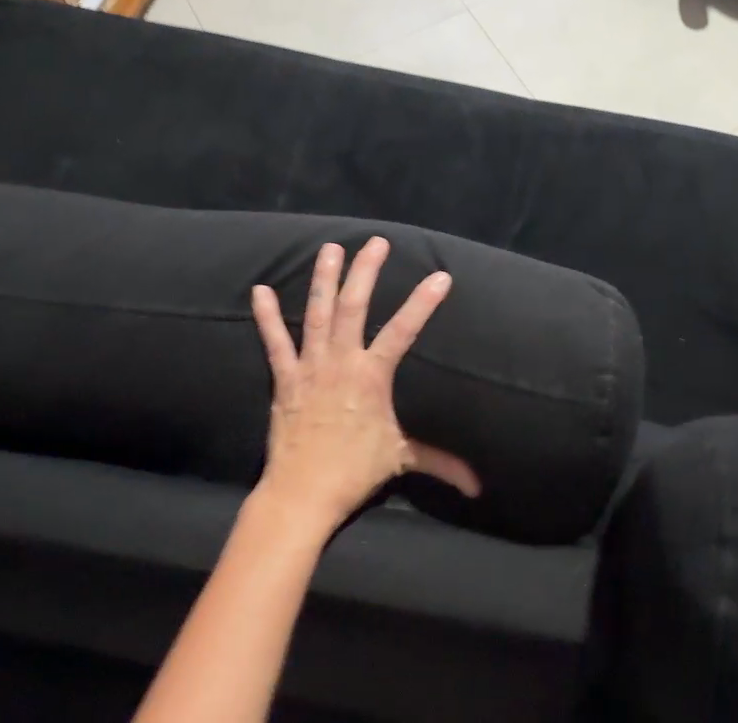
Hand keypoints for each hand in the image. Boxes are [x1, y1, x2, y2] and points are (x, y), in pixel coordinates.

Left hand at [250, 237, 480, 532]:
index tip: (440, 276)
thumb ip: (441, 463)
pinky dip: (266, 316)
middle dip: (366, 271)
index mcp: (372, 376)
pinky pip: (274, 341)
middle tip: (376, 242)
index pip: (403, 330)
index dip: (423, 302)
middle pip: (354, 306)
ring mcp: (310, 367)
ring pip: (317, 313)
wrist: (302, 493)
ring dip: (324, 279)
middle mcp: (341, 362)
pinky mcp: (284, 378)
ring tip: (331, 248)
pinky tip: (259, 290)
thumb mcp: (401, 460)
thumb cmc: (354, 473)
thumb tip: (478, 486)